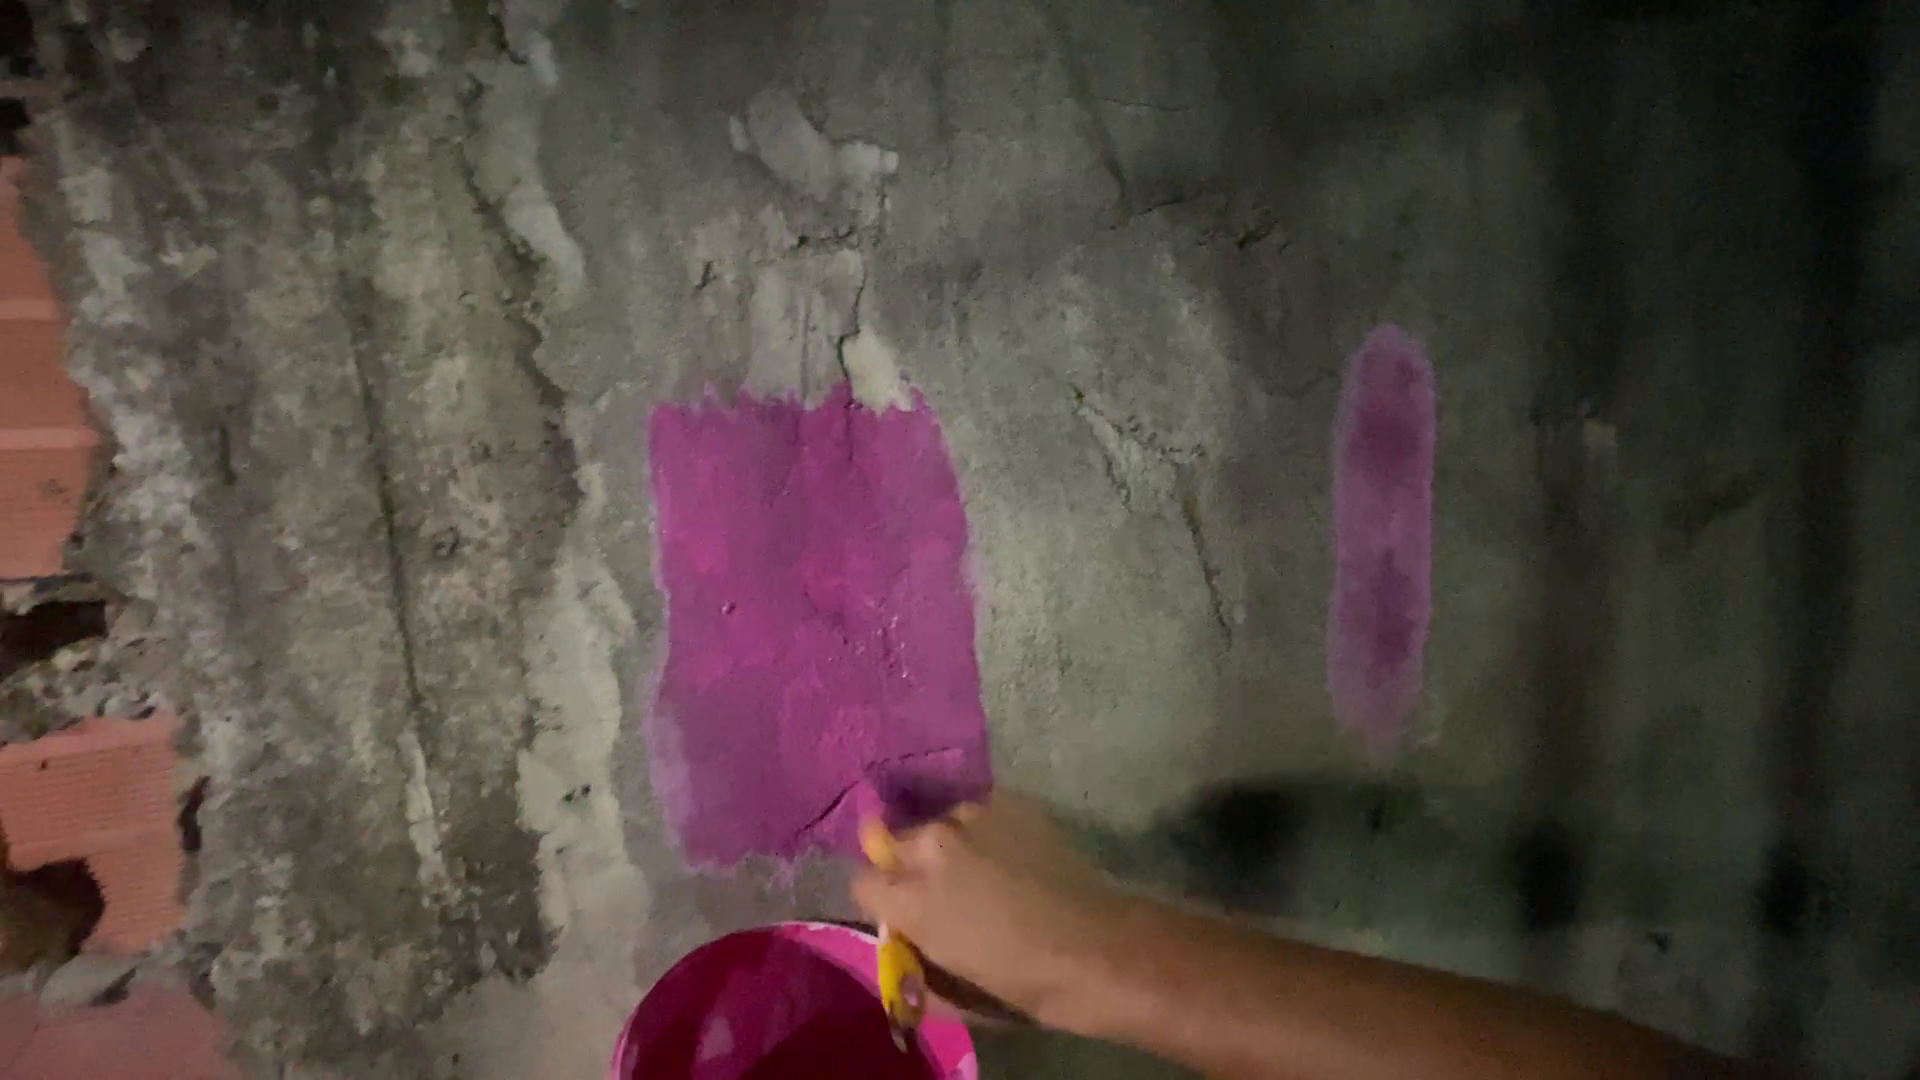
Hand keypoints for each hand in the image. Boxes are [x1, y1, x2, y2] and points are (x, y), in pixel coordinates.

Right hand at [850, 792, 1126, 1030]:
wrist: (1093, 945)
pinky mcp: (1007, 800)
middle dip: (911, 864)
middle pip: (898, 842)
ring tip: (984, 866)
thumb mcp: (953, 991)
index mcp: (912, 897)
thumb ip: (914, 962)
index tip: (900, 908)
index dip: (881, 896)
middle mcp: (932, 844)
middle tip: (945, 887)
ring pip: (941, 823)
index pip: (862, 880)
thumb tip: (901, 946)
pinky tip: (1012, 851)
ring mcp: (972, 815)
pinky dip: (987, 830)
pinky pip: (980, 812)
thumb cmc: (1022, 982)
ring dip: (951, 843)